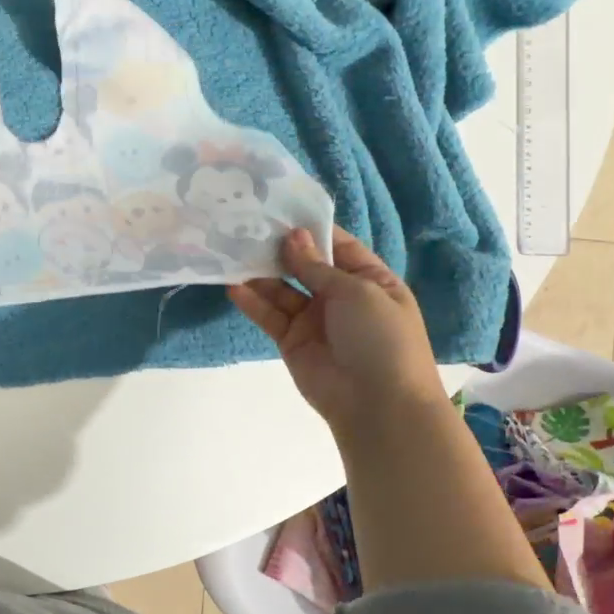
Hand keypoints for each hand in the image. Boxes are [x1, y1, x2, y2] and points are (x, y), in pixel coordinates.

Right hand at [226, 227, 447, 430]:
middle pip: (303, 266)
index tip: (278, 211)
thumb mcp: (357, 292)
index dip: (311, 230)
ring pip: (281, 289)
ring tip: (231, 254)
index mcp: (369, 281)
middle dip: (279, 250)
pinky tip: (232, 287)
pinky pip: (268, 314)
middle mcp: (340, 296)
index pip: (338, 246)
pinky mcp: (290, 339)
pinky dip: (251, 302)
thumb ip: (317, 266)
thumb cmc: (382, 338)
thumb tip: (293, 236)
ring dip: (259, 274)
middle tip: (245, 229)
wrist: (378, 402)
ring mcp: (314, 318)